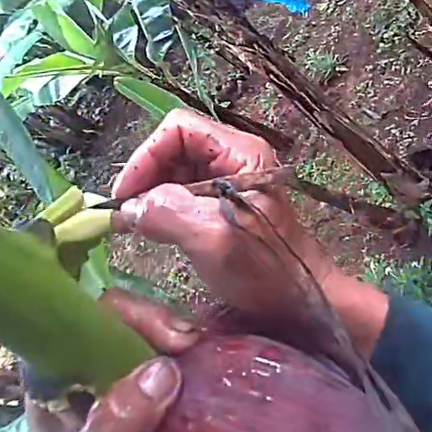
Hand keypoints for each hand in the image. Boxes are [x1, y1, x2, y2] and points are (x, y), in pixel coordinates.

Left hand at [28, 292, 200, 431]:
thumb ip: (114, 428)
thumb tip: (162, 371)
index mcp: (49, 382)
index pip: (72, 320)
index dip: (113, 312)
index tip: (159, 331)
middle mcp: (80, 374)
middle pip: (114, 320)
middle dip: (153, 322)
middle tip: (189, 342)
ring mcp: (117, 385)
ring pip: (145, 337)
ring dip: (175, 337)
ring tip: (203, 350)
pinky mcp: (149, 401)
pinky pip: (169, 362)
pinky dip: (189, 358)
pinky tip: (208, 363)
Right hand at [111, 110, 388, 355]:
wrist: (304, 301)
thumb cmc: (267, 270)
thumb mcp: (214, 240)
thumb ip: (169, 214)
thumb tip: (129, 208)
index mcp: (241, 154)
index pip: (179, 130)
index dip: (147, 156)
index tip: (127, 195)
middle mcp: (235, 160)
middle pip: (176, 148)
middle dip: (147, 176)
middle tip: (127, 213)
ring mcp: (231, 182)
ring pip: (176, 172)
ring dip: (152, 194)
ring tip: (136, 224)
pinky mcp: (225, 205)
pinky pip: (184, 194)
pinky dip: (164, 209)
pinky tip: (154, 231)